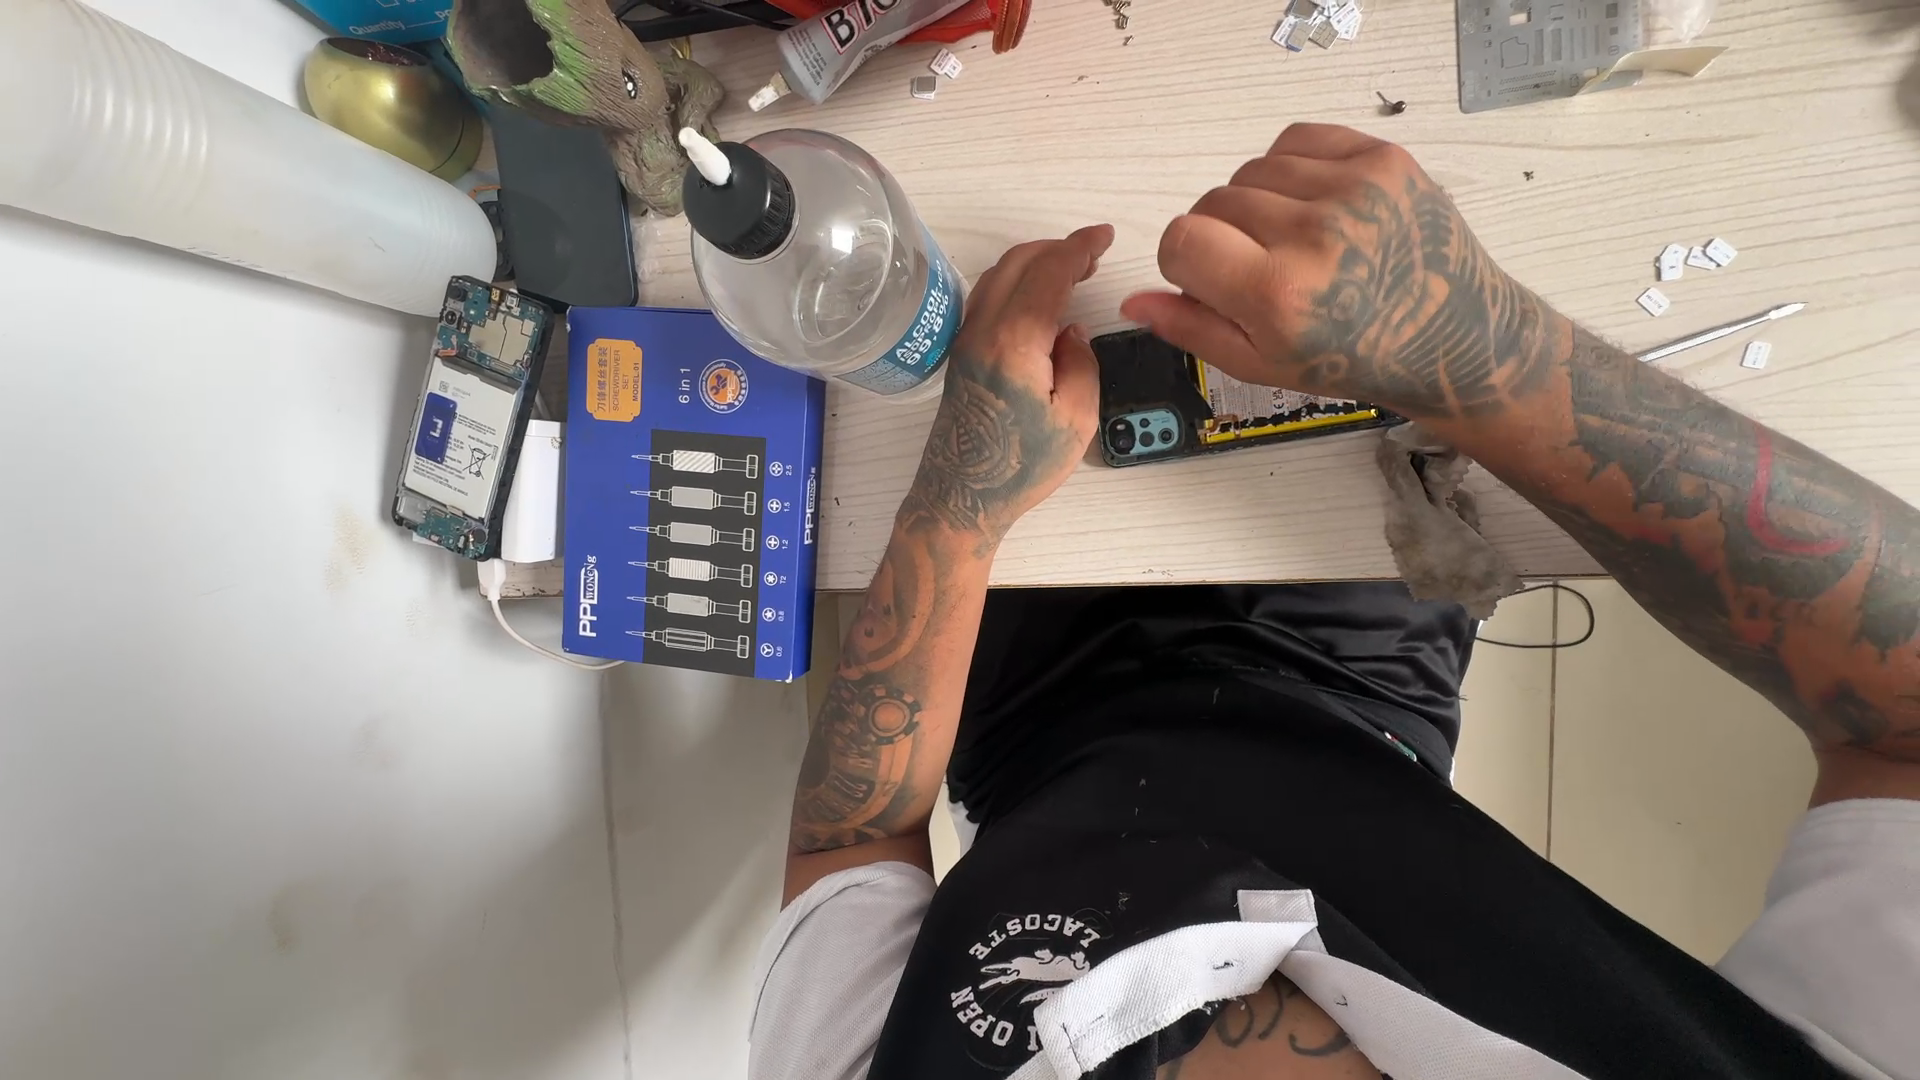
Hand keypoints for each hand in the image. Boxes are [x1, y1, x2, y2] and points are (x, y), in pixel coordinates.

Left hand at [902, 224, 1112, 548]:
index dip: (1080, 247)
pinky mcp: (960, 356)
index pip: (1049, 271)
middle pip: (1019, 262)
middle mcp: (983, 330)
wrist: (960, 496)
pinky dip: (1016, 283)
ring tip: (1069, 273)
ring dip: (1034, 263)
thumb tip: (1070, 333)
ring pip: (998, 277)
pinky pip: (988, 299)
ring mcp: (965, 341)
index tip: (1105, 238)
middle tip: (1092, 255)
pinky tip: (1036, 301)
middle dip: (1058, 249)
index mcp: (1015, 340)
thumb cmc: (1019, 467)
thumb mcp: (1075, 420)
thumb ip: (1081, 363)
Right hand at [1120, 124, 1563, 420]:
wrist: (1446, 336)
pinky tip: (1305, 207)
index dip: (1180, 261)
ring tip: (1285, 240)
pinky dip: (1284, 171)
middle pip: (1211, 203)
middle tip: (1255, 268)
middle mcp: (1310, 233)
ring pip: (1248, 172)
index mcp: (1275, 294)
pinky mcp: (1380, 158)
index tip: (1206, 280)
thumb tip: (1132, 302)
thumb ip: (1189, 328)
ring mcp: (1350, 189)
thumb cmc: (1343, 360)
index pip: (1181, 240)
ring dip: (1251, 205)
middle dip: (1217, 237)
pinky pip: (1294, 140)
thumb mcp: (1255, 362)